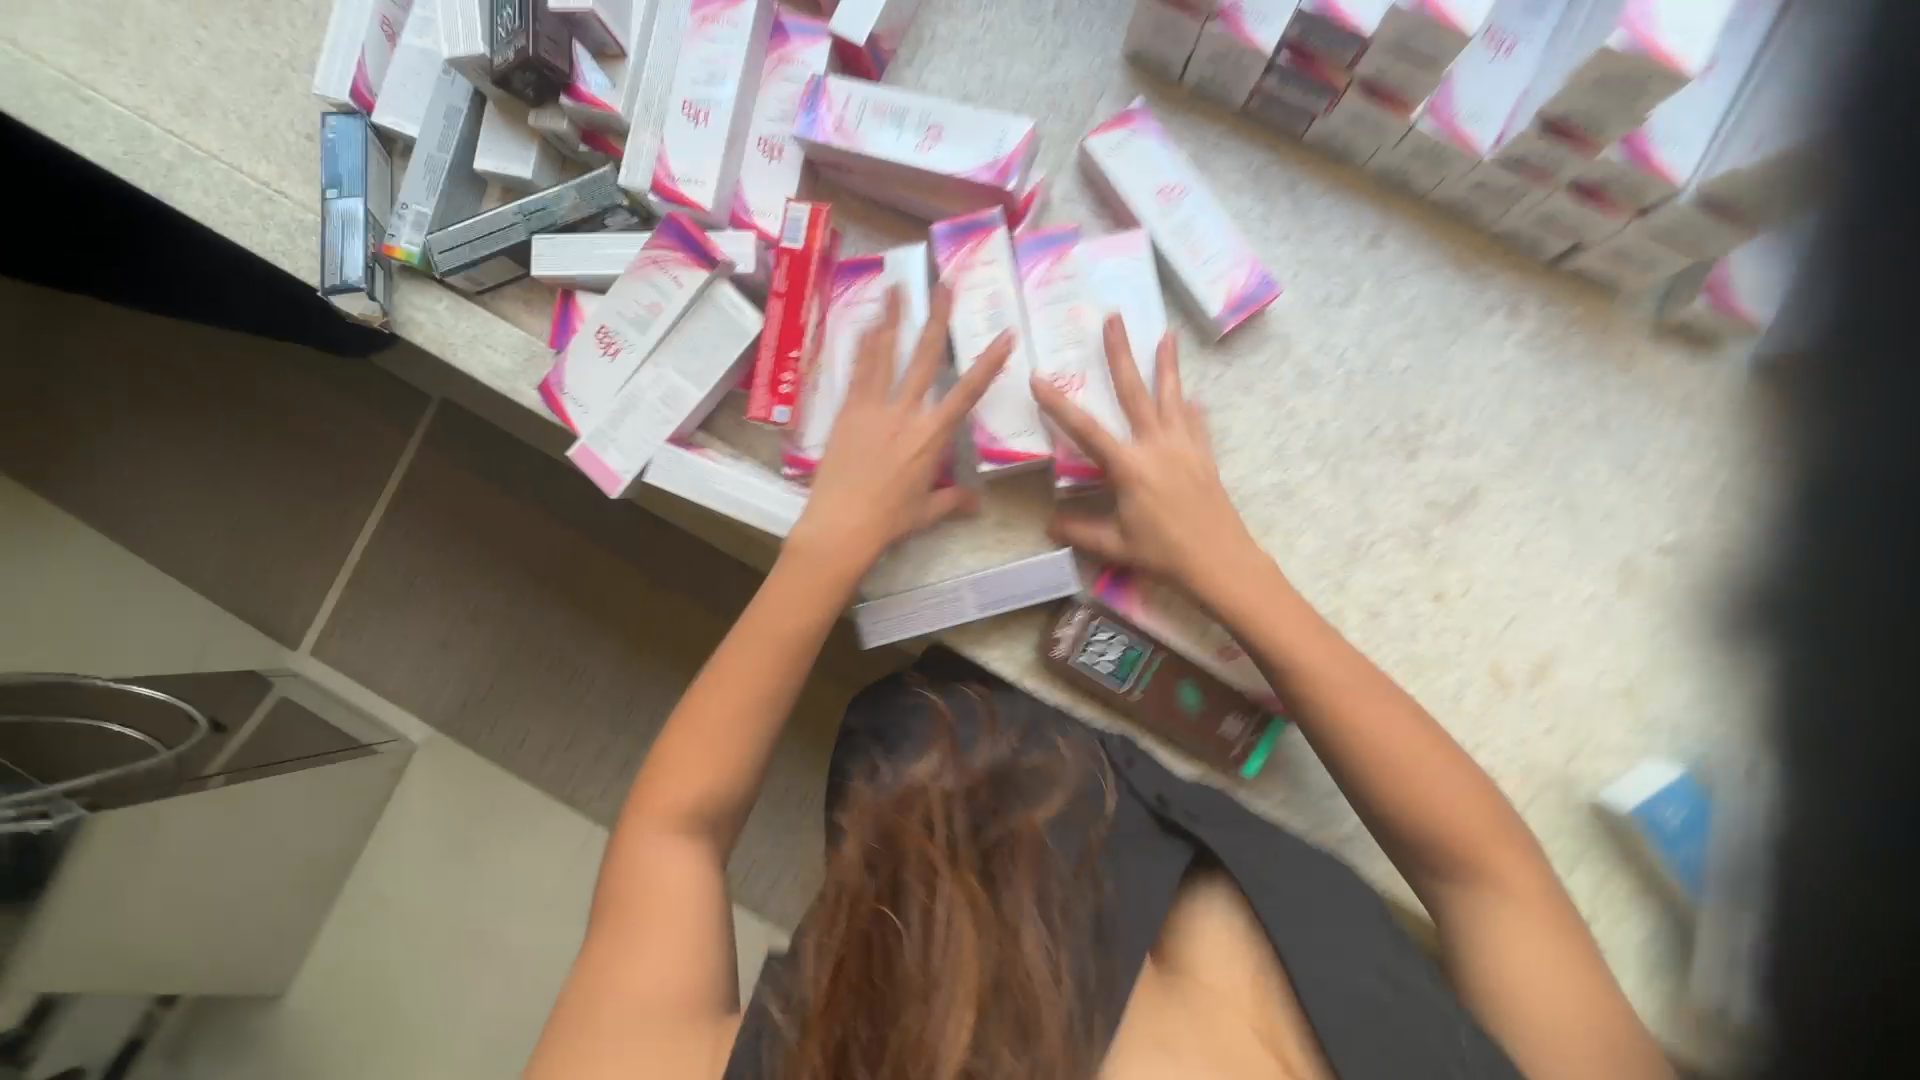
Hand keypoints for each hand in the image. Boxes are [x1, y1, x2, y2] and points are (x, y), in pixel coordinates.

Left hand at [785, 284, 1010, 577]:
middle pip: (925, 358)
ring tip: (896, 287)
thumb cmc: (888, 521)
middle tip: (943, 284)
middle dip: (937, 319)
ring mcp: (873, 408)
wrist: (841, 524)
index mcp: (931, 438)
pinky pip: (857, 371)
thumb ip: (953, 500)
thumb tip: (976, 503)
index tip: (1005, 335)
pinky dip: (862, 346)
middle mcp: (905, 414)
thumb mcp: (927, 513)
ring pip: (886, 355)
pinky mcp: (847, 412)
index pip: (967, 393)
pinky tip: (865, 324)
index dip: (988, 363)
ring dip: (892, 318)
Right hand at [1030, 317, 1262, 596]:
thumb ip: (1080, 531)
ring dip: (1167, 365)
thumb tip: (1048, 523)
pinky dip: (1190, 407)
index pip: (1085, 429)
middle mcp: (1156, 446)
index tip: (1038, 377)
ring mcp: (1184, 447)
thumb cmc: (1163, 555)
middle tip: (1113, 318)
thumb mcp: (1114, 545)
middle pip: (1134, 391)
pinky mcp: (1204, 456)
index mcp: (1129, 466)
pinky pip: (1195, 423)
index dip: (1058, 404)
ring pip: (1172, 396)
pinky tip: (1190, 397)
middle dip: (1121, 353)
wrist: (1220, 561)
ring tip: (1166, 335)